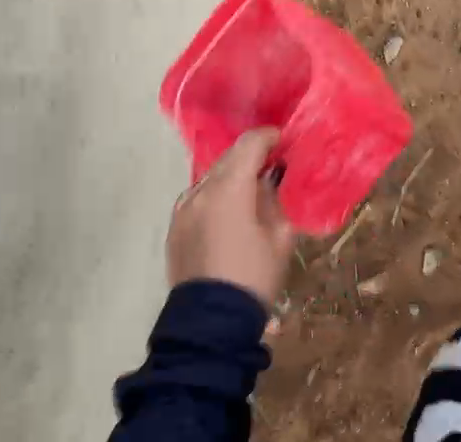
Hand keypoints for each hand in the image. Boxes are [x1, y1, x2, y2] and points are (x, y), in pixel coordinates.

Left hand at [166, 127, 294, 305]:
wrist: (210, 324)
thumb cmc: (253, 276)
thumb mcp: (280, 235)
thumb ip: (276, 198)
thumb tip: (273, 178)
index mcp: (230, 190)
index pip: (250, 143)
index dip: (270, 137)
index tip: (286, 143)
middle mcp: (201, 192)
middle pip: (229, 156)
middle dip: (252, 154)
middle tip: (275, 164)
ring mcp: (183, 210)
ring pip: (212, 176)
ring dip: (233, 174)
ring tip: (252, 190)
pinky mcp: (174, 228)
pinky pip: (198, 197)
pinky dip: (216, 193)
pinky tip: (229, 211)